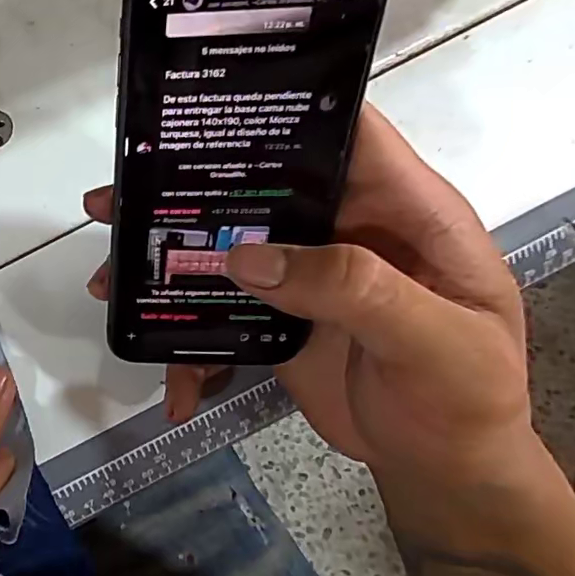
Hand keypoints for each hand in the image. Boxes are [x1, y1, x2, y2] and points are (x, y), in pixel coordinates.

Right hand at [85, 104, 532, 485]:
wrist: (441, 467)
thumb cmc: (466, 402)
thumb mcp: (437, 343)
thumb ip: (355, 289)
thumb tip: (245, 256)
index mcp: (398, 210)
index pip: (345, 132)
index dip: (285, 108)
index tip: (208, 113)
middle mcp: (343, 229)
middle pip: (258, 187)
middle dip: (184, 191)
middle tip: (115, 203)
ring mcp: (304, 274)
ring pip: (225, 246)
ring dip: (167, 263)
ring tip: (109, 282)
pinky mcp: (276, 315)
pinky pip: (220, 312)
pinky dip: (191, 344)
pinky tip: (176, 384)